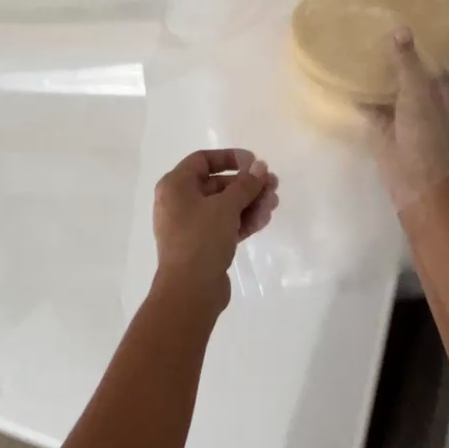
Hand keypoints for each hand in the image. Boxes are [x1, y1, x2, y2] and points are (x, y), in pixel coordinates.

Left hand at [152, 148, 278, 309]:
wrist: (189, 290)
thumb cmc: (201, 238)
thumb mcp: (226, 206)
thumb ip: (245, 184)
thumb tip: (260, 166)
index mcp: (175, 185)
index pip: (202, 160)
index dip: (230, 158)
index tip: (255, 163)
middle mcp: (179, 202)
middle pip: (217, 184)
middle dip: (246, 185)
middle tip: (273, 186)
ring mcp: (190, 225)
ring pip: (223, 207)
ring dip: (249, 203)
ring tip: (273, 204)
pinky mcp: (202, 245)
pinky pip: (224, 225)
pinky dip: (242, 220)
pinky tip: (264, 219)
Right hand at [368, 27, 448, 207]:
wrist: (414, 179)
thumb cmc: (425, 134)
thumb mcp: (418, 93)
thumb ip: (407, 63)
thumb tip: (400, 28)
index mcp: (441, 91)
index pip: (434, 61)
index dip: (423, 43)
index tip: (405, 20)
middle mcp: (424, 101)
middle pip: (410, 74)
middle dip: (396, 57)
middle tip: (375, 29)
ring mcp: (404, 116)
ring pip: (390, 91)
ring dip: (377, 76)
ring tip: (358, 49)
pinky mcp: (385, 129)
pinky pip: (372, 108)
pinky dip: (361, 97)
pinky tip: (345, 81)